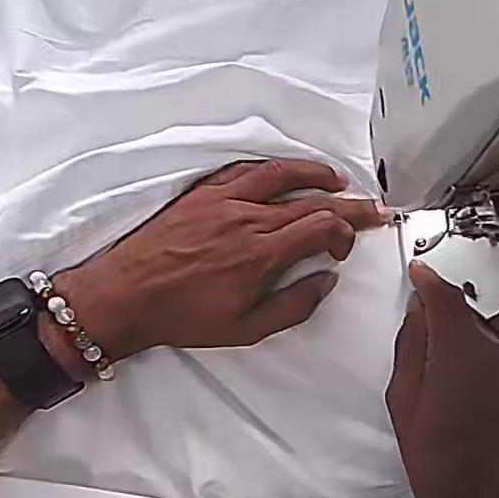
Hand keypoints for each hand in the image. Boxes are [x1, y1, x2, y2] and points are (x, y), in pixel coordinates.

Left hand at [55, 159, 387, 360]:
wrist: (127, 295)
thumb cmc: (181, 315)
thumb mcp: (246, 329)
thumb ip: (294, 306)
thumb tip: (325, 283)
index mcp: (261, 253)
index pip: (321, 226)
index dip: (346, 231)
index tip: (348, 244)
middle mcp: (247, 219)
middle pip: (312, 201)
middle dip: (349, 204)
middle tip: (371, 208)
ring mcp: (223, 201)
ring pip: (280, 175)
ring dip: (314, 174)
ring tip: (335, 181)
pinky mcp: (202, 194)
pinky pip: (244, 169)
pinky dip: (271, 168)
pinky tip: (282, 173)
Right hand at [387, 260, 498, 497]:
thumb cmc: (439, 462)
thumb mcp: (403, 398)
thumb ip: (411, 345)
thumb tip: (418, 313)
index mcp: (460, 354)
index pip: (444, 298)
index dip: (429, 281)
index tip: (421, 274)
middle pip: (469, 321)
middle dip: (448, 331)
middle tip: (431, 366)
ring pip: (492, 345)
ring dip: (474, 356)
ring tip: (458, 398)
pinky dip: (497, 375)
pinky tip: (482, 406)